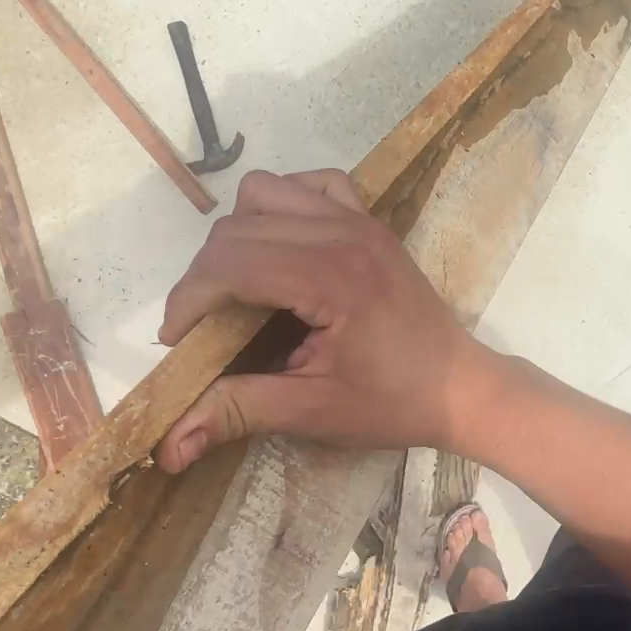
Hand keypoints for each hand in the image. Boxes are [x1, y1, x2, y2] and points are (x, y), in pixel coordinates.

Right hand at [153, 169, 499, 472]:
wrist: (462, 388)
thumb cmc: (395, 403)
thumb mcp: (315, 410)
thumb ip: (238, 410)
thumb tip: (168, 444)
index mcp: (331, 278)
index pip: (228, 264)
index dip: (187, 302)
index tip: (180, 343)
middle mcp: (344, 233)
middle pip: (237, 228)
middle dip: (206, 276)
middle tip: (208, 327)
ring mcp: (362, 221)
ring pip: (267, 193)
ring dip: (239, 234)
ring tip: (243, 287)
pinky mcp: (373, 223)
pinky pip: (315, 185)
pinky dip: (287, 204)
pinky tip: (284, 246)